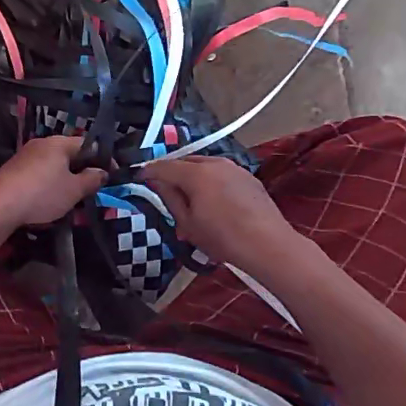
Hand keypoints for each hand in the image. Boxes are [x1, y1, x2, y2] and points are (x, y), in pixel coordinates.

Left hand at [0, 137, 107, 228]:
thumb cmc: (42, 194)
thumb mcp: (74, 190)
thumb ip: (92, 179)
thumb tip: (101, 172)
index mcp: (59, 143)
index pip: (88, 144)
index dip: (103, 159)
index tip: (111, 174)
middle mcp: (41, 143)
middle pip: (69, 153)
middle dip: (82, 169)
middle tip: (92, 188)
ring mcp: (25, 155)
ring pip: (54, 164)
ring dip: (65, 178)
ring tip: (72, 197)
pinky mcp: (14, 169)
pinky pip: (39, 173)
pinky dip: (49, 183)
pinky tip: (49, 199)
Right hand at [143, 155, 311, 273]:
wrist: (268, 244)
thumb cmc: (222, 237)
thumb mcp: (187, 222)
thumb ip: (169, 198)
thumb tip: (156, 182)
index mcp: (196, 173)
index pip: (163, 166)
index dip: (147, 172)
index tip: (138, 179)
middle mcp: (215, 163)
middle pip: (184, 161)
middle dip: (170, 172)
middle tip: (161, 189)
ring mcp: (234, 167)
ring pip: (204, 165)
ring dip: (190, 175)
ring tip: (186, 195)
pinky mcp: (248, 177)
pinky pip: (220, 172)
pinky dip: (209, 180)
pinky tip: (210, 198)